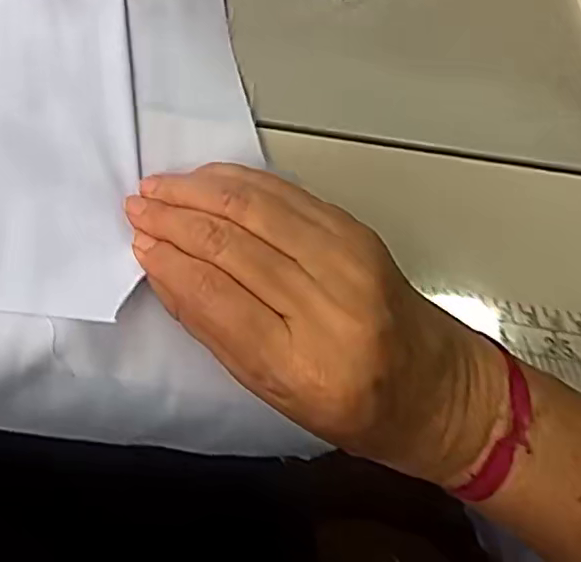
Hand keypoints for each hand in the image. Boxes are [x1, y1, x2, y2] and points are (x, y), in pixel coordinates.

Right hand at [125, 163, 505, 485]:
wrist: (444, 393)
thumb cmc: (347, 402)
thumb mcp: (264, 383)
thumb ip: (204, 320)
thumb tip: (155, 259)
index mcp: (306, 365)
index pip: (212, 294)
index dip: (166, 259)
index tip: (137, 240)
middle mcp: (334, 309)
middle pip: (227, 243)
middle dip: (170, 218)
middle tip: (136, 207)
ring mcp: (352, 264)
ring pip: (250, 206)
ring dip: (192, 190)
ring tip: (156, 188)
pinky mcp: (357, 232)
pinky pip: (280, 191)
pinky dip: (230, 179)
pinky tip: (200, 180)